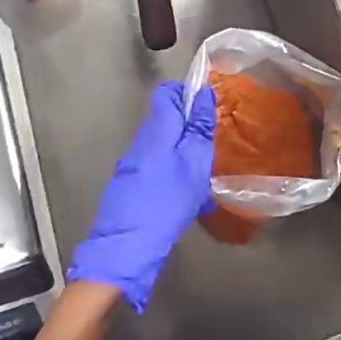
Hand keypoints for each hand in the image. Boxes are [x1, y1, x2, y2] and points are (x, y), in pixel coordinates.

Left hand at [66, 81, 216, 311]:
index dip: (188, 94)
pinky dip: (175, 176)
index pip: (166, 93)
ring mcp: (134, 165)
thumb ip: (198, 128)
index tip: (209, 110)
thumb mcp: (193, 163)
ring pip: (164, 148)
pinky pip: (159, 169)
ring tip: (204, 179)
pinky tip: (189, 199)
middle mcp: (140, 142)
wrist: (127, 246)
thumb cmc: (166, 201)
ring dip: (185, 157)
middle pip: (166, 121)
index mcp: (155, 130)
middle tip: (213, 149)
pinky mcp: (132, 185)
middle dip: (191, 130)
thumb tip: (202, 94)